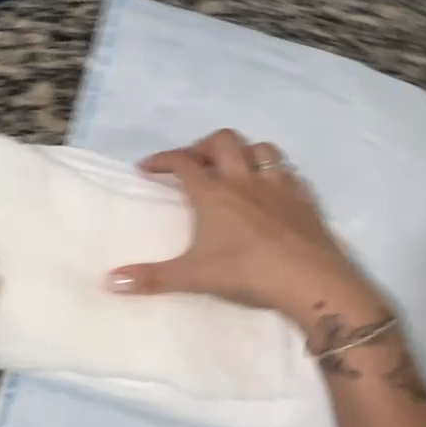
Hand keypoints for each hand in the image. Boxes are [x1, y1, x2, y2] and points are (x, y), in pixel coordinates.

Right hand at [107, 130, 383, 326]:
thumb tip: (110, 281)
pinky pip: (290, 174)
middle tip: (194, 164)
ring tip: (234, 169)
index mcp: (213, 194)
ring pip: (261, 149)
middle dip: (203, 146)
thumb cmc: (248, 274)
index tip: (147, 168)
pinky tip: (272, 190)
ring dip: (244, 152)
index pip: (182, 163)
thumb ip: (152, 278)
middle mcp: (243, 181)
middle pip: (223, 141)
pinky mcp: (306, 201)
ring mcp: (278, 188)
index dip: (161, 160)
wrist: (315, 284)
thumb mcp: (193, 278)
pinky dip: (276, 174)